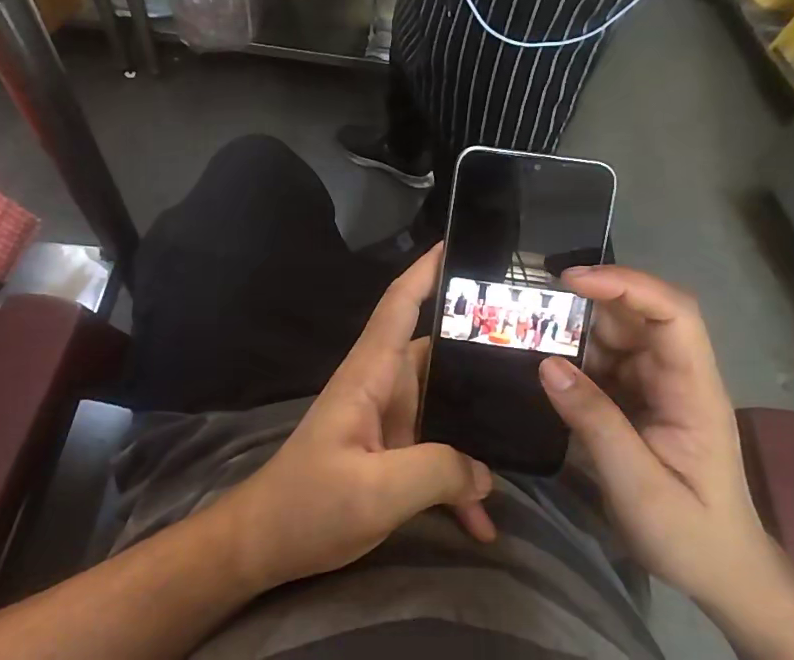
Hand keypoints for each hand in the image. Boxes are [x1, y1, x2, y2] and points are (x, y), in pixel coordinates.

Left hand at [214, 246, 495, 591]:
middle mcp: (384, 388)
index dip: (424, 272)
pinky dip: (458, 480)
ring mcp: (389, 421)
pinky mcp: (393, 453)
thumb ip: (437, 473)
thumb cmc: (308, 506)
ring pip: (446, 405)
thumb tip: (487, 473)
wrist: (261, 548)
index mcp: (371, 376)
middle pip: (437, 352)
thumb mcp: (375, 492)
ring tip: (527, 426)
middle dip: (478, 347)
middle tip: (532, 345)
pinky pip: (437, 453)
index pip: (399, 307)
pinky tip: (484, 518)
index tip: (454, 245)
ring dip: (478, 425)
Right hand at [538, 266, 780, 604]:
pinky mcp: (643, 397)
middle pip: (640, 316)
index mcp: (695, 387)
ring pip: (619, 336)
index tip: (573, 280)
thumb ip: (595, 423)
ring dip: (578, 333)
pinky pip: (608, 363)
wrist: (722, 572)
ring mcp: (661, 383)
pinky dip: (577, 361)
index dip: (627, 285)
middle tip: (534, 311)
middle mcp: (679, 373)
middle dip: (589, 305)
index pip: (673, 313)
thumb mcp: (638, 488)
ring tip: (532, 338)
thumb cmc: (690, 535)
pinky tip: (549, 369)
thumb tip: (547, 364)